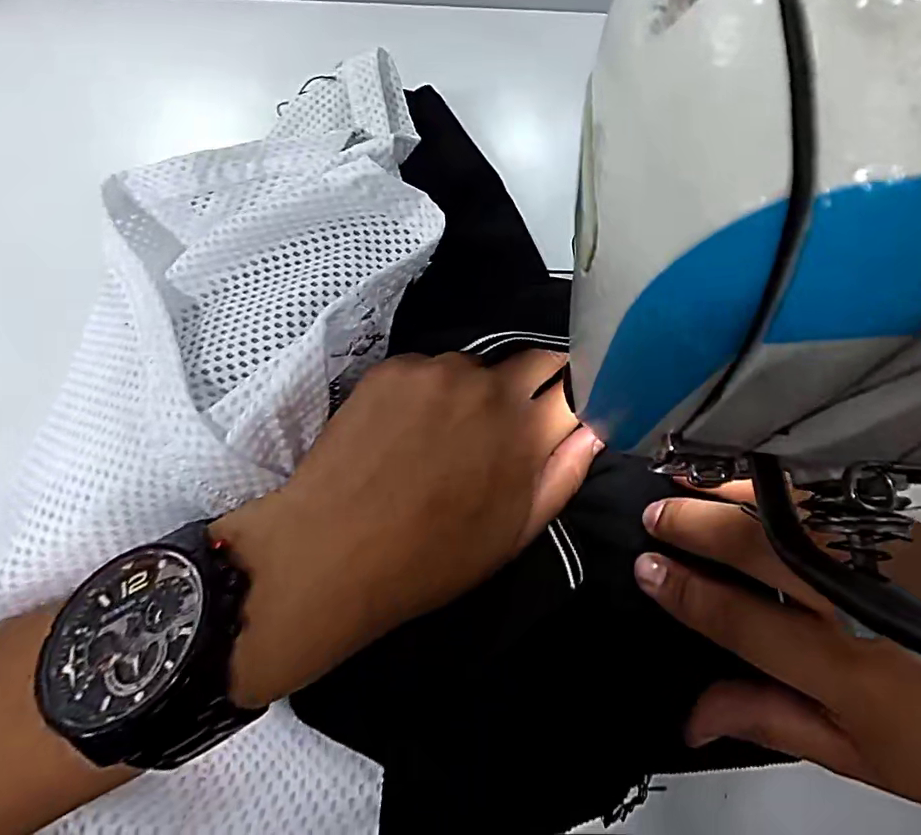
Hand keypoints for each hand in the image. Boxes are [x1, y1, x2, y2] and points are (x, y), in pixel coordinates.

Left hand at [215, 349, 599, 705]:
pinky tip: (405, 429)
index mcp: (527, 429)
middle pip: (533, 362)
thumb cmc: (432, 557)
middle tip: (504, 426)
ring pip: (476, 368)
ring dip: (475, 392)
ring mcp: (437, 371)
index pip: (574, 384)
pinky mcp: (393, 367)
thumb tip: (593, 429)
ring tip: (443, 436)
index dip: (573, 397)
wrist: (328, 553)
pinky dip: (430, 391)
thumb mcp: (515, 533)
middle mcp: (488, 386)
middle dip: (533, 385)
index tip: (563, 413)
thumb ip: (564, 474)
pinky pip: (429, 369)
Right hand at [632, 483, 920, 834]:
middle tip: (650, 511)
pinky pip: (823, 497)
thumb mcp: (856, 757)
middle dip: (695, 526)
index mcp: (845, 668)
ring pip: (788, 510)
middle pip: (758, 548)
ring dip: (729, 489)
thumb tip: (689, 714)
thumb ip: (769, 718)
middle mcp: (859, 600)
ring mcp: (886, 553)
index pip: (741, 619)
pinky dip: (775, 483)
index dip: (686, 592)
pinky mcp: (905, 528)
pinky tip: (747, 474)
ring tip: (684, 473)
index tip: (643, 567)